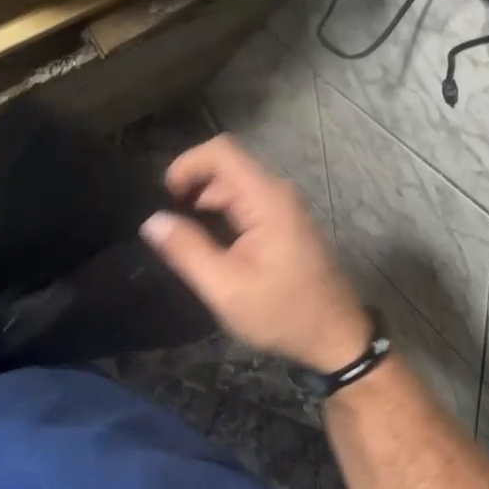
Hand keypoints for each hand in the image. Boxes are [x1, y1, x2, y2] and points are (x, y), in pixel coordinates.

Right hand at [141, 135, 371, 372]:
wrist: (336, 337)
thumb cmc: (281, 313)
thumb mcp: (225, 288)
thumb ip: (187, 250)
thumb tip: (152, 220)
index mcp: (266, 200)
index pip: (221, 151)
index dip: (186, 164)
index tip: (165, 196)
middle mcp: (278, 193)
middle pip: (227, 164)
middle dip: (192, 183)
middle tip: (170, 220)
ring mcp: (286, 207)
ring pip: (237, 182)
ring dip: (206, 198)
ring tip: (185, 233)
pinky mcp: (286, 222)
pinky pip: (248, 200)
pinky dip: (223, 209)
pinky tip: (211, 241)